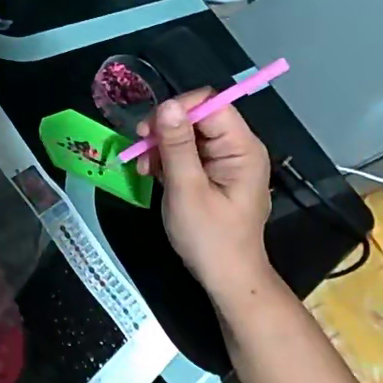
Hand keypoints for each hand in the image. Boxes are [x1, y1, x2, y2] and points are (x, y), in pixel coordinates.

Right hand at [136, 91, 274, 293]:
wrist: (226, 277)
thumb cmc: (209, 237)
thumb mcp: (187, 190)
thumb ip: (177, 146)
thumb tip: (167, 105)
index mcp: (242, 148)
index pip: (211, 105)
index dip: (177, 110)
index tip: (147, 131)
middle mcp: (237, 149)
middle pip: (197, 118)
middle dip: (165, 130)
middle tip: (140, 151)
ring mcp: (225, 162)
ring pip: (188, 135)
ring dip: (161, 147)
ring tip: (144, 169)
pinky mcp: (212, 175)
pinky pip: (187, 154)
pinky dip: (167, 160)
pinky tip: (152, 175)